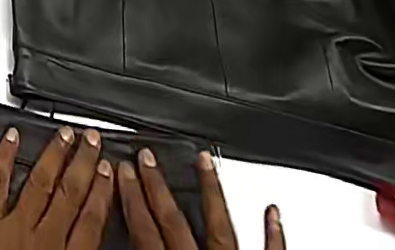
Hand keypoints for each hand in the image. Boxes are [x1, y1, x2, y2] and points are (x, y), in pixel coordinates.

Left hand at [0, 126, 114, 249]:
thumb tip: (93, 242)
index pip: (90, 223)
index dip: (102, 194)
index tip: (110, 171)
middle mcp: (42, 242)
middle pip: (69, 195)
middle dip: (84, 164)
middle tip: (93, 138)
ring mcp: (13, 229)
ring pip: (40, 183)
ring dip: (55, 155)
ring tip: (66, 132)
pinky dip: (5, 156)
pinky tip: (12, 135)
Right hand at [118, 150, 284, 249]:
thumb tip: (121, 246)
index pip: (145, 232)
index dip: (131, 199)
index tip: (122, 172)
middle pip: (175, 222)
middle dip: (157, 186)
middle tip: (146, 155)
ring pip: (221, 227)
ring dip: (211, 191)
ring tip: (205, 158)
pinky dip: (273, 234)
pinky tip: (273, 210)